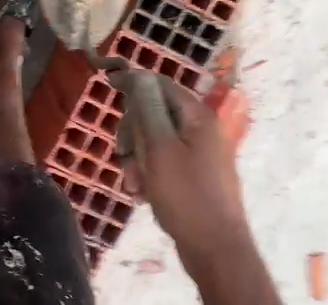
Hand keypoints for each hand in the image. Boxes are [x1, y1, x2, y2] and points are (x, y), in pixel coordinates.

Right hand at [125, 79, 252, 254]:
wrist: (217, 253)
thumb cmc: (186, 196)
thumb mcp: (159, 148)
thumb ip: (147, 108)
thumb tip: (138, 73)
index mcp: (197, 116)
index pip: (160, 84)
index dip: (134, 83)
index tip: (109, 85)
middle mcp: (201, 129)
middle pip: (154, 113)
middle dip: (133, 134)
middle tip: (124, 156)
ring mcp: (200, 154)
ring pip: (155, 140)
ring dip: (138, 158)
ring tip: (133, 184)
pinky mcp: (195, 176)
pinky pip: (164, 162)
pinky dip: (149, 174)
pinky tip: (142, 194)